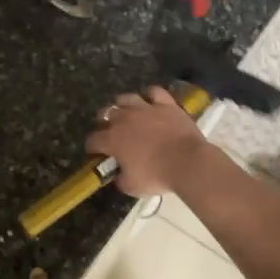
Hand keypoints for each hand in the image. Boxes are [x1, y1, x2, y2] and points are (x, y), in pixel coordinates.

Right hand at [86, 86, 213, 197]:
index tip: (96, 153)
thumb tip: (118, 175)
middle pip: (106, 113)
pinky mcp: (166, 104)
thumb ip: (120, 179)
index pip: (93, 140)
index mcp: (112, 139)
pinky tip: (151, 101)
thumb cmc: (156, 176)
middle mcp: (124, 119)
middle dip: (104, 122)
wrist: (187, 162)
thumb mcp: (131, 186)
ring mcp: (146, 108)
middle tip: (110, 132)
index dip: (92, 147)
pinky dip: (150, 96)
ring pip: (126, 98)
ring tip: (127, 112)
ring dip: (123, 105)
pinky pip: (154, 92)